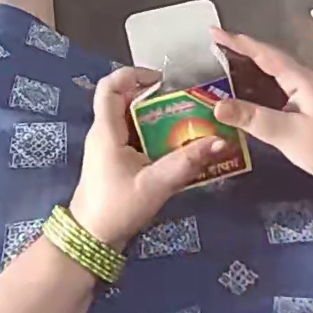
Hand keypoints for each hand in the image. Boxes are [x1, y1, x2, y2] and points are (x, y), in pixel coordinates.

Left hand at [68, 67, 223, 247]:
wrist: (91, 238)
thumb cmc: (117, 207)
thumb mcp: (155, 184)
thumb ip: (187, 162)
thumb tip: (221, 141)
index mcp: (106, 130)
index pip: (109, 86)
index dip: (132, 74)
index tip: (161, 80)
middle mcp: (104, 132)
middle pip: (124, 98)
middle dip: (154, 96)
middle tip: (183, 101)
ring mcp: (107, 146)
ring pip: (130, 117)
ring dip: (156, 115)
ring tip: (185, 120)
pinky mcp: (114, 159)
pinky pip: (133, 134)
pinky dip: (153, 132)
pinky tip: (175, 144)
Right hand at [211, 28, 312, 187]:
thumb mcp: (287, 134)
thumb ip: (253, 118)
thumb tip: (216, 106)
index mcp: (300, 80)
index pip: (264, 54)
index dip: (239, 42)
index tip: (214, 32)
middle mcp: (301, 80)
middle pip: (267, 57)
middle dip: (240, 49)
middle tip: (214, 44)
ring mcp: (303, 93)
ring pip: (270, 71)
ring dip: (247, 64)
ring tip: (222, 61)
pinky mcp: (301, 106)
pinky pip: (273, 86)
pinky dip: (254, 82)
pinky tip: (242, 90)